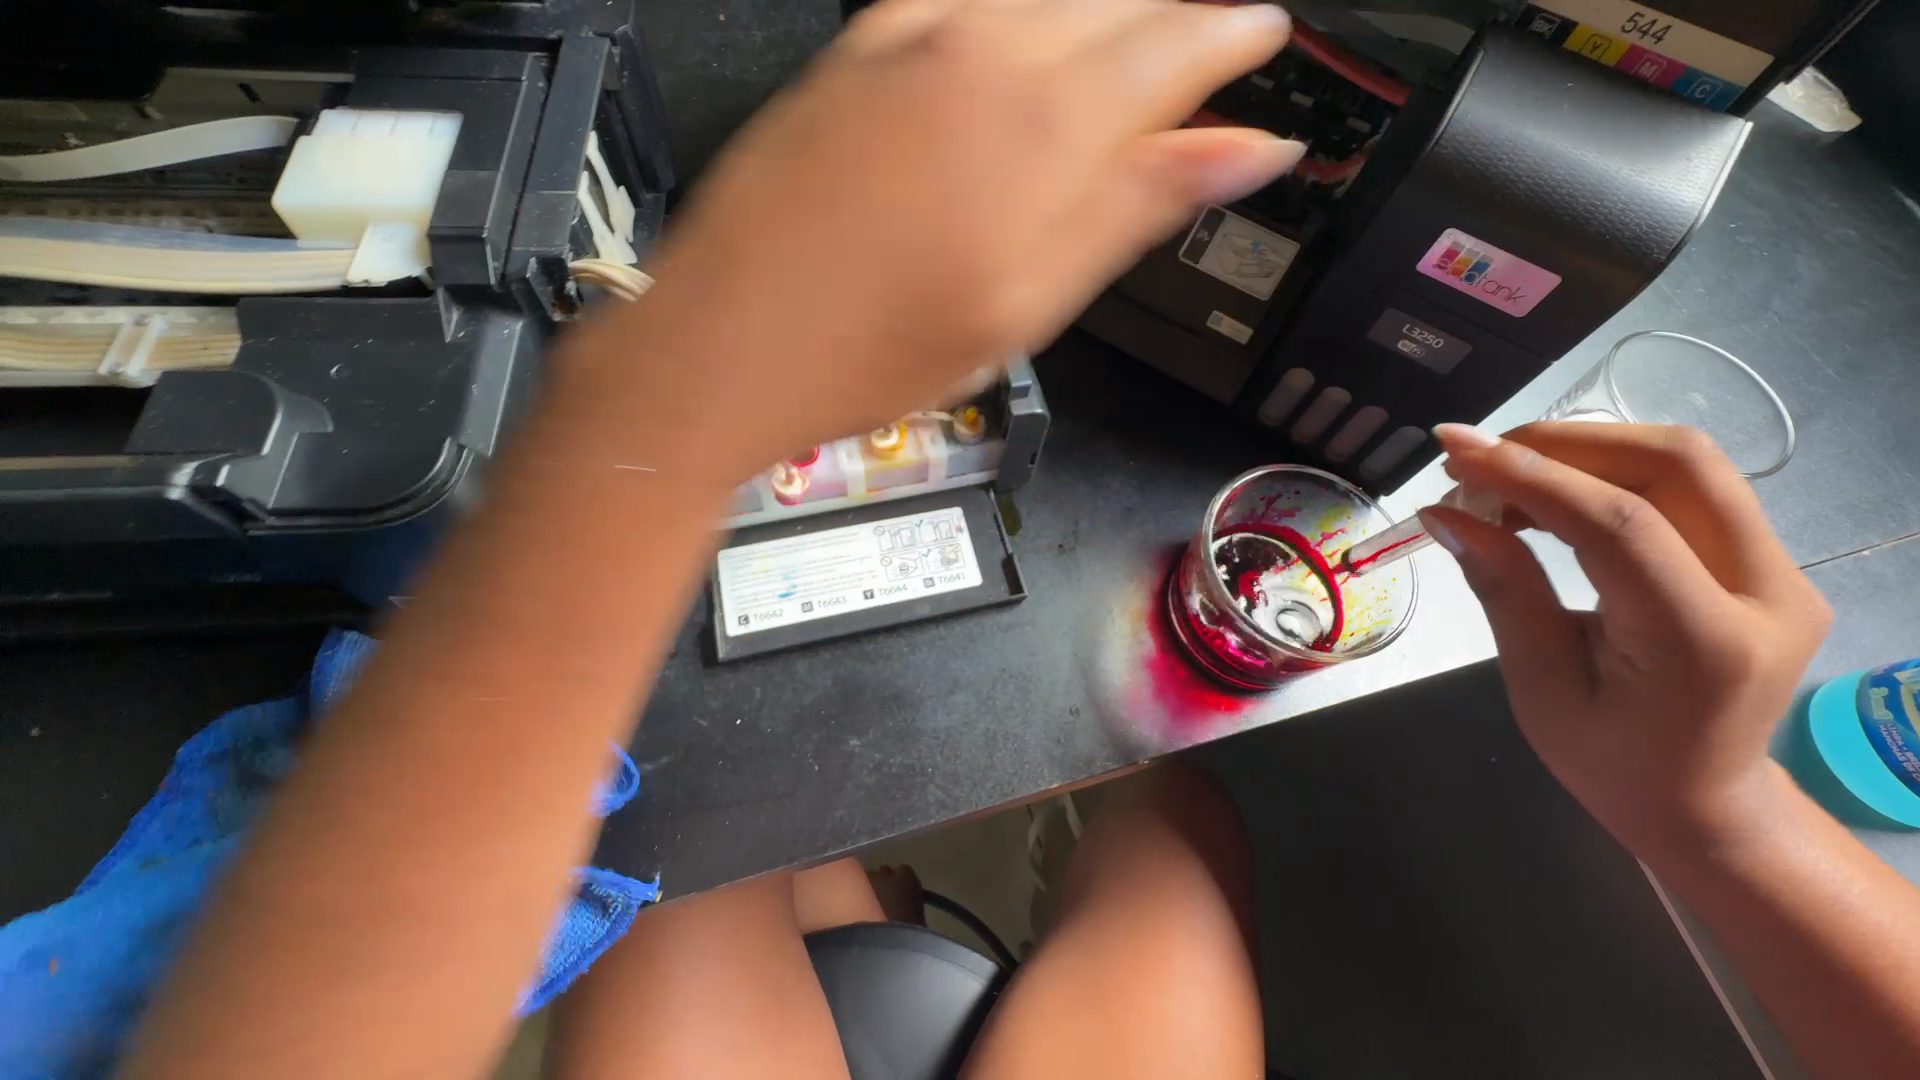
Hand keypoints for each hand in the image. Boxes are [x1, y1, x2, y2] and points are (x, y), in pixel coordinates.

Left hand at [571, 0, 1301, 475]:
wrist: (724, 346)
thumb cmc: (868, 349)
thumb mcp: (1026, 304)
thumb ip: (1135, 209)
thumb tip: (1239, 154)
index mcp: (1038, 124)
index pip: (1174, 47)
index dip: (1229, 39)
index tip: (1262, 37)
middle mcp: (974, 53)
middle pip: (1111, 4)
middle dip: (1173, 16)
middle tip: (1210, 36)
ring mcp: (904, 43)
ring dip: (1098, 13)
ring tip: (1131, 41)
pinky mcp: (852, 56)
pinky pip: (959, 4)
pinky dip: (1013, 17)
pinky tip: (1024, 42)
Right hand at [1421, 423, 1831, 854]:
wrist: (1702, 799)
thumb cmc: (1607, 760)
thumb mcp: (1538, 685)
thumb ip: (1504, 588)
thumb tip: (1446, 514)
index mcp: (1704, 642)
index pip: (1619, 523)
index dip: (1528, 474)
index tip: (1452, 451)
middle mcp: (1768, 592)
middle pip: (1674, 464)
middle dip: (1563, 443)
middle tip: (1477, 461)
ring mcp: (1779, 570)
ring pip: (1684, 462)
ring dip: (1581, 451)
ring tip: (1501, 479)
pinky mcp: (1763, 559)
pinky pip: (1684, 486)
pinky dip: (1603, 472)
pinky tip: (1545, 498)